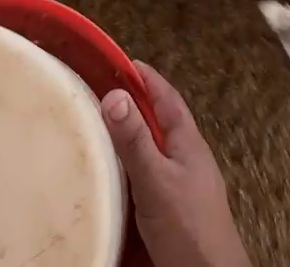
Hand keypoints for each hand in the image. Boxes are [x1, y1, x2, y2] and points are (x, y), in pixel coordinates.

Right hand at [100, 61, 251, 266]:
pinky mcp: (173, 208)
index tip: (122, 62)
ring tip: (101, 131)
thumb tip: (115, 93)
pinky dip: (130, 167)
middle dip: (135, 105)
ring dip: (131, 137)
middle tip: (102, 93)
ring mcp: (182, 183)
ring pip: (153, 149)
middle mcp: (187, 157)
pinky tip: (114, 176)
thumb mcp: (157, 179)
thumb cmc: (188, 226)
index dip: (147, 78)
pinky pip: (149, 175)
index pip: (167, 98)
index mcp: (188, 142)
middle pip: (160, 121)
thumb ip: (136, 140)